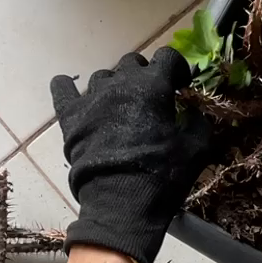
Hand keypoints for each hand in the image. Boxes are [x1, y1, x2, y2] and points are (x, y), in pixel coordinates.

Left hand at [51, 49, 209, 262]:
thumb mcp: (197, 150)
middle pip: (133, 62)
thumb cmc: (162, 176)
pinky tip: (77, 96)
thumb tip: (193, 113)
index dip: (178, 68)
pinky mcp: (70, 118)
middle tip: (152, 98)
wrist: (121, 205)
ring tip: (121, 107)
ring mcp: (91, 99)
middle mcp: (120, 84)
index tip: (181, 85)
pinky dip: (69, 88)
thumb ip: (199, 123)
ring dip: (116, 86)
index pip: (168, 57)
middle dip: (146, 75)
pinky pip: (62, 89)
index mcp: (153, 87)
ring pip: (103, 77)